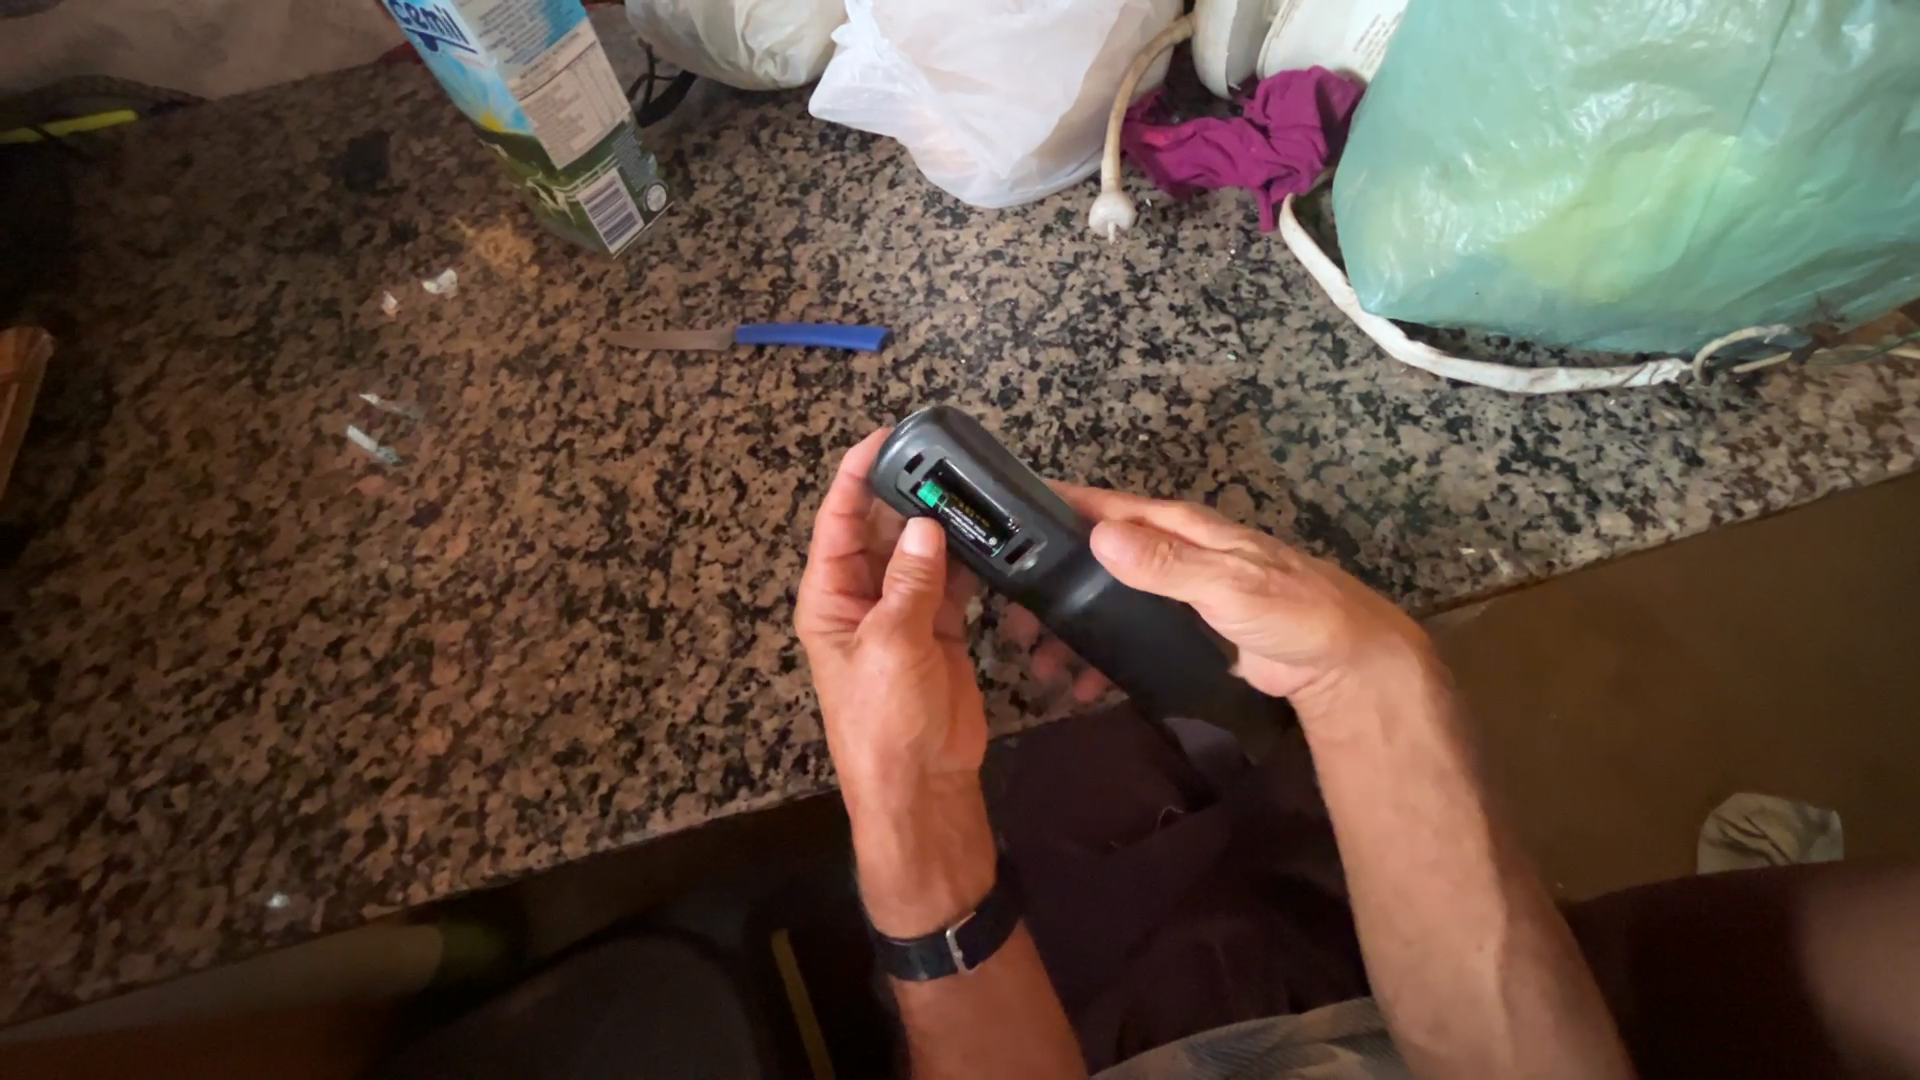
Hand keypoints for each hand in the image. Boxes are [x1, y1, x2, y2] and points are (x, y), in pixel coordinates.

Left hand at [794, 430, 986, 803]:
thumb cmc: (886, 718)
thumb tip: (926, 526)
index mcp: (830, 597)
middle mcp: (862, 596)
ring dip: (939, 524)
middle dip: (906, 495)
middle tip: (942, 459)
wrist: (922, 781)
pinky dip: (965, 558)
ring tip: (968, 486)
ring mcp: (902, 609)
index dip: (856, 479)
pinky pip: (948, 579)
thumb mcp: (892, 645)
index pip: (839, 524)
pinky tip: (985, 533)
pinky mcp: (938, 625)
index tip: (883, 438)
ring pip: (918, 552)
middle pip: (881, 531)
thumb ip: (910, 584)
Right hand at [1052, 484, 1434, 717]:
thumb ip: (1167, 561)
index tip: (1011, 521)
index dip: (1061, 508)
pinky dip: (1100, 659)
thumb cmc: (1290, 608)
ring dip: (1069, 630)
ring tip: (1038, 661)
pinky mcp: (1176, 633)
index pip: (1109, 507)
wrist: (1338, 663)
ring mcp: (1169, 595)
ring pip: (1103, 604)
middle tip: (1014, 619)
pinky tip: (1081, 685)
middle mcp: (1166, 554)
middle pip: (1093, 560)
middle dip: (1052, 587)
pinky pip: (1124, 640)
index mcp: (1177, 528)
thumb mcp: (1227, 581)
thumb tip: (1101, 536)